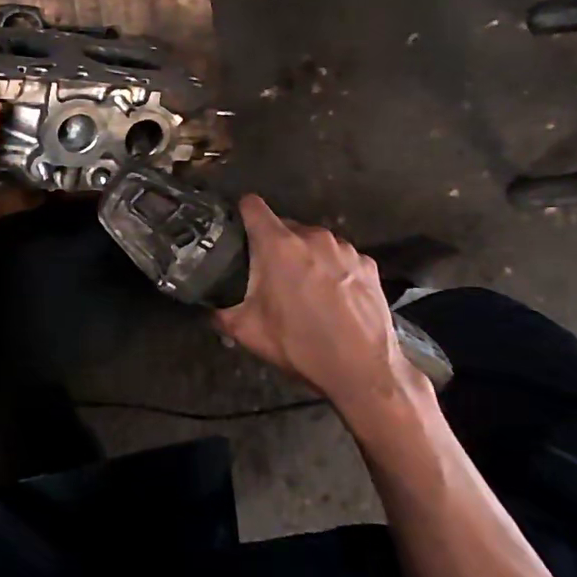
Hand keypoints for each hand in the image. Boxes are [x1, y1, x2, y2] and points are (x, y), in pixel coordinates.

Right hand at [215, 195, 427, 414]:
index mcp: (278, 246)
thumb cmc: (300, 347)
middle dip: (274, 246)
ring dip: (306, 258)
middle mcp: (313, 237)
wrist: (362, 370)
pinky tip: (334, 300)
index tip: (239, 230)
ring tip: (306, 293)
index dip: (242, 214)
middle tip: (270, 280)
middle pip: (285, 227)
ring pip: (314, 242)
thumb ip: (220, 312)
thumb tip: (208, 308)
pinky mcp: (368, 264)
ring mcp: (345, 248)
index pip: (252, 206)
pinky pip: (340, 258)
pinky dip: (333, 271)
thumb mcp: (247, 333)